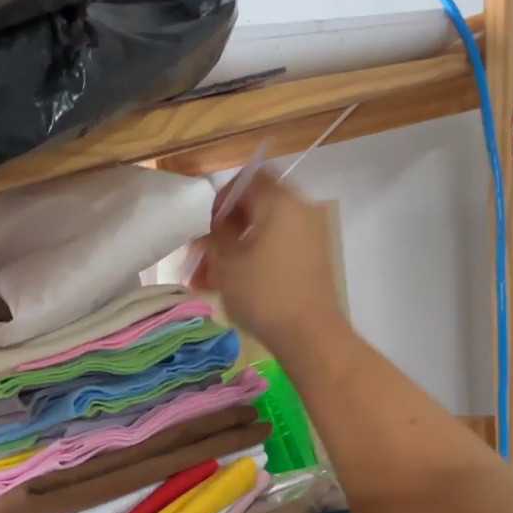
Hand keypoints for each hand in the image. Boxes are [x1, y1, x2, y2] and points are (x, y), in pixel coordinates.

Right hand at [190, 173, 342, 342]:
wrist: (308, 332)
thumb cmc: (262, 293)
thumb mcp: (226, 263)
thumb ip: (213, 236)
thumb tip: (210, 226)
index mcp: (279, 201)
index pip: (247, 180)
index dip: (220, 199)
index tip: (202, 226)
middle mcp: (299, 209)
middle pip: (255, 206)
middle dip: (224, 229)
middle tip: (201, 256)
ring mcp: (309, 234)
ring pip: (263, 230)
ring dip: (234, 248)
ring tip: (209, 278)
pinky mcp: (311, 257)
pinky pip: (276, 246)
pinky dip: (253, 257)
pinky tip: (231, 283)